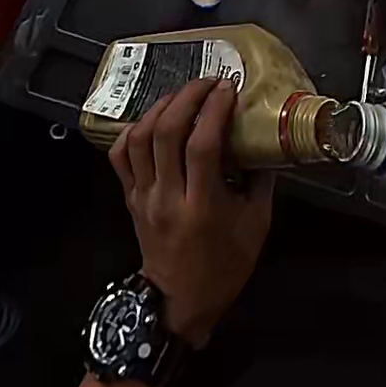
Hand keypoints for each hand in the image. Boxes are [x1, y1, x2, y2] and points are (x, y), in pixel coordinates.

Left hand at [110, 78, 274, 348]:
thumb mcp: (256, 226)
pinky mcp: (129, 198)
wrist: (177, 304)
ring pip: (139, 138)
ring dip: (160, 107)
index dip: (214, 110)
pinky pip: (120, 156)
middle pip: (166, 132)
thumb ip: (261, 181)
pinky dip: (133, 130)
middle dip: (187, 97)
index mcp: (202, 205)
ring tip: (182, 94)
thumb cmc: (224, 266)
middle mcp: (167, 196)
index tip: (228, 88)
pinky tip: (152, 118)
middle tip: (207, 82)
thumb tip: (265, 141)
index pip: (202, 145)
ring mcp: (143, 196)